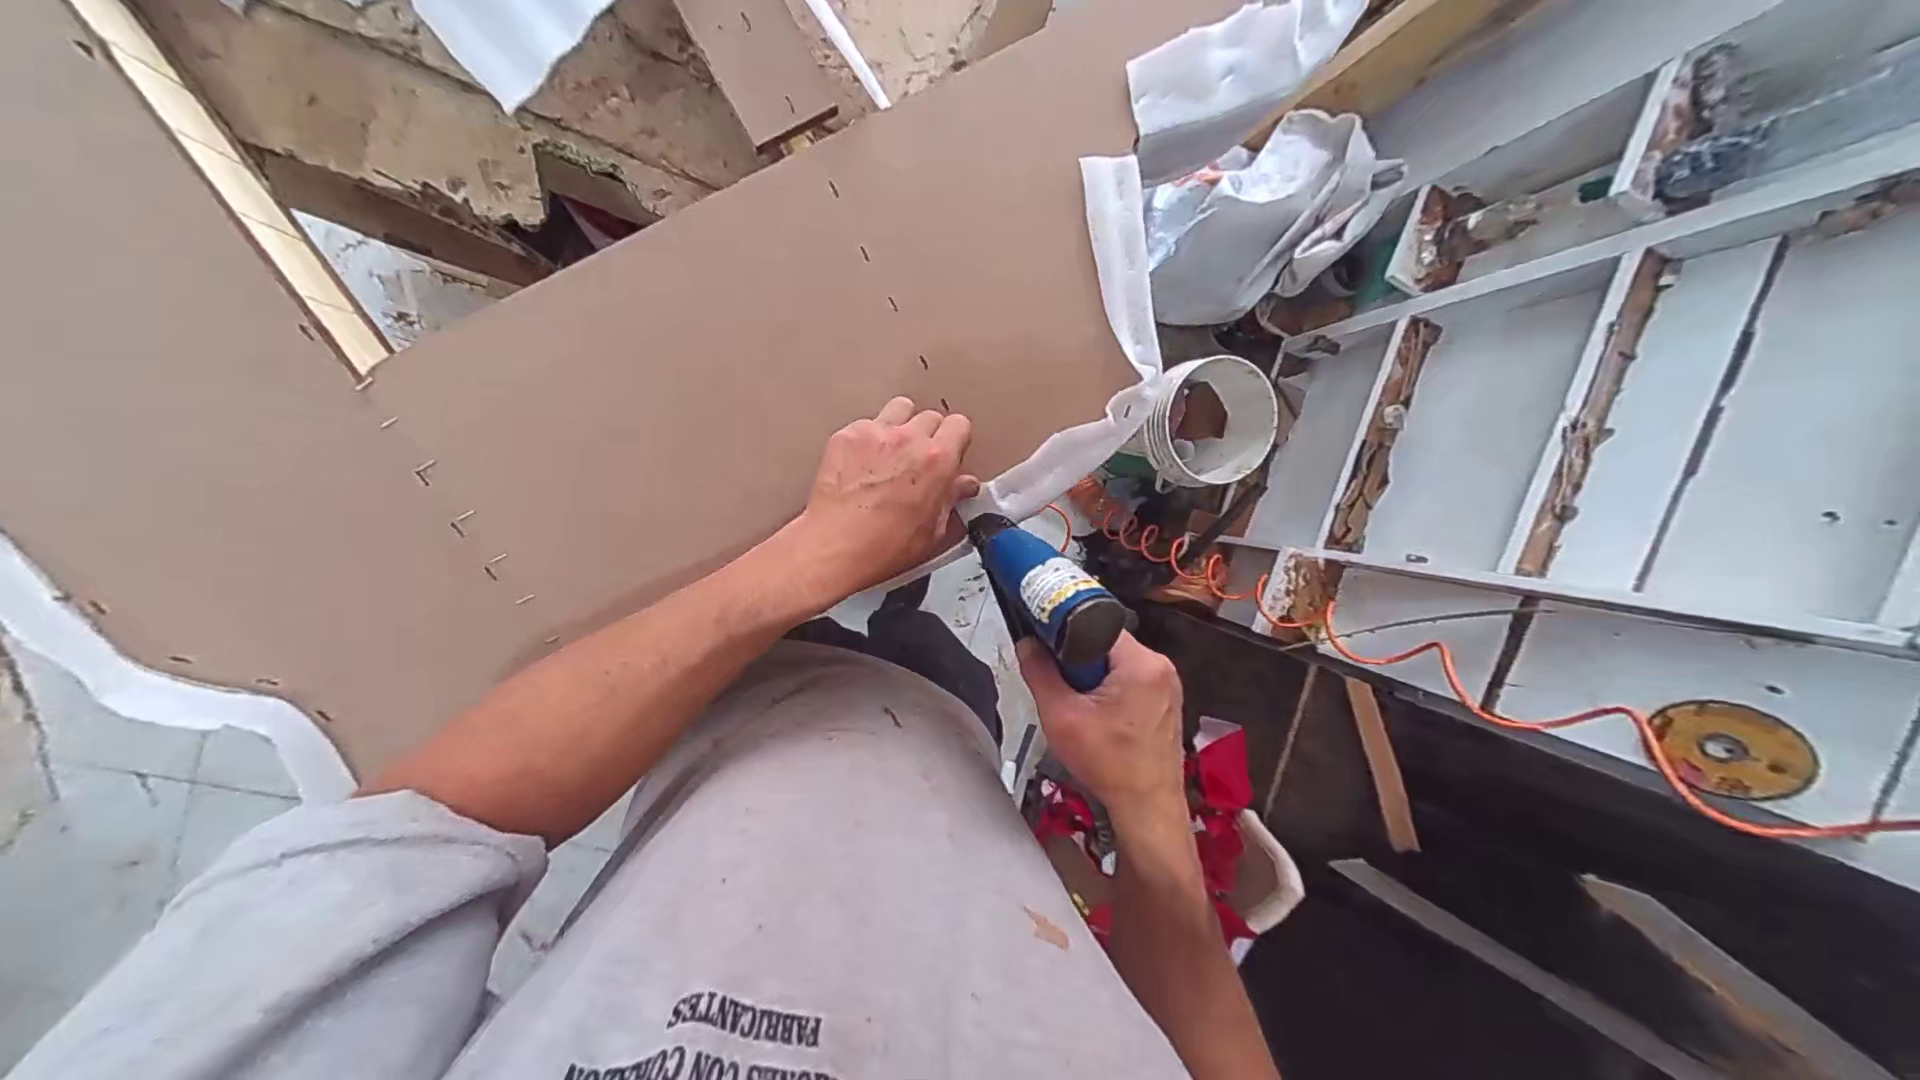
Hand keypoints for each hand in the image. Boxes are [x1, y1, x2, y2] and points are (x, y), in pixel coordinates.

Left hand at [790, 396, 978, 602]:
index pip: (959, 425)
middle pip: (930, 416)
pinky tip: (866, 461)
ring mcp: (874, 434)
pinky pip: (865, 424)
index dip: (957, 439)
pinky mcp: (846, 437)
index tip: (952, 450)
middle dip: (930, 434)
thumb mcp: (933, 530)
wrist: (837, 547)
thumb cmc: (882, 546)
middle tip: (922, 458)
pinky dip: (869, 437)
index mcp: (937, 460)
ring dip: (902, 424)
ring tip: (896, 450)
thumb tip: (961, 489)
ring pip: (898, 409)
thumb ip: (951, 500)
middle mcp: (908, 439)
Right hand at [1018, 631, 1185, 826]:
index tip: (1047, 644)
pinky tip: (1099, 717)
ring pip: (1115, 663)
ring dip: (1093, 677)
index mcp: (1142, 663)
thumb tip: (1027, 645)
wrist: (1146, 809)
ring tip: (1082, 708)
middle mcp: (1161, 668)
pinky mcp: (1164, 701)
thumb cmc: (1113, 768)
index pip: (1096, 625)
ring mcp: (1167, 685)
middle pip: (1105, 644)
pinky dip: (1109, 691)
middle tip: (1066, 689)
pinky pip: (1129, 680)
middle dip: (1079, 662)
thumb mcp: (1061, 716)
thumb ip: (1039, 673)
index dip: (1066, 634)